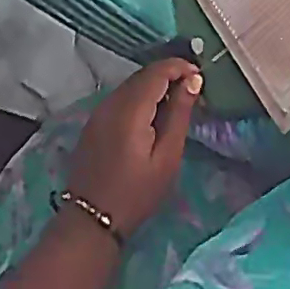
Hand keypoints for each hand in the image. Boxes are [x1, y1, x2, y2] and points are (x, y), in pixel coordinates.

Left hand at [65, 59, 201, 233]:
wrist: (90, 221)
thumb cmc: (136, 194)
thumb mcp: (167, 157)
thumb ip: (179, 114)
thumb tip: (193, 79)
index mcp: (130, 109)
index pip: (157, 72)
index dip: (179, 66)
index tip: (198, 76)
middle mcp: (111, 102)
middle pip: (143, 74)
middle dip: (168, 74)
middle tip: (191, 89)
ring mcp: (99, 111)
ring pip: (131, 84)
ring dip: (154, 84)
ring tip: (175, 102)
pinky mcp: (94, 121)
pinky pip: (121, 96)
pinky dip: (139, 96)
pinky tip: (151, 114)